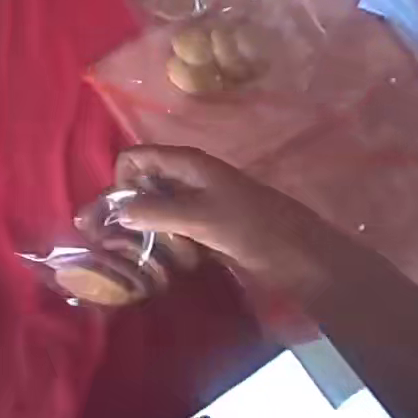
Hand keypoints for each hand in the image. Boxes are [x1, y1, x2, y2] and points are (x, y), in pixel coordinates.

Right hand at [112, 145, 391, 305]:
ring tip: (148, 253)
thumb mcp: (202, 218)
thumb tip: (116, 209)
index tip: (117, 215)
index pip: (136, 158)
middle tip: (113, 240)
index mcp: (189, 163)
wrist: (304, 258)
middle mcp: (189, 177)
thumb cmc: (255, 229)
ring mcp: (199, 201)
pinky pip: (173, 226)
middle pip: (143, 182)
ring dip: (145, 227)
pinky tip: (170, 258)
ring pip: (156, 206)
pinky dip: (164, 239)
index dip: (121, 181)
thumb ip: (156, 212)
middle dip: (127, 207)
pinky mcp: (207, 224)